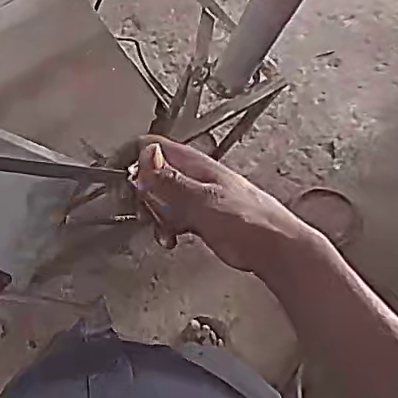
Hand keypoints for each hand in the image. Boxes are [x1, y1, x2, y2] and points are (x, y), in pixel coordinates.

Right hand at [132, 136, 318, 274]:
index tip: (119, 179)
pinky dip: (165, 227)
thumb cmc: (251, 222)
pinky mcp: (199, 216)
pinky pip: (170, 216)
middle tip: (144, 211)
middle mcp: (193, 176)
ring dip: (153, 214)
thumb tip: (146, 156)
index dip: (132, 159)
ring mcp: (196, 195)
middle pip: (150, 173)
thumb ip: (171, 180)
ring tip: (163, 229)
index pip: (151, 147)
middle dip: (140, 193)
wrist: (277, 250)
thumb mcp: (203, 200)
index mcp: (194, 164)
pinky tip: (172, 238)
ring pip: (159, 197)